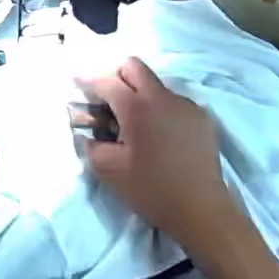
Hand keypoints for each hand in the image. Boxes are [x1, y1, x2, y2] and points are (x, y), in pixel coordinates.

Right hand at [81, 58, 243, 256]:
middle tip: (106, 101)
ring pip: (155, 85)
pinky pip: (173, 102)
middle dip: (116, 77)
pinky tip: (158, 136)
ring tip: (134, 126)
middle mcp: (163, 97)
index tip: (76, 83)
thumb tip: (86, 131)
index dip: (88, 81)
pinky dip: (159, 110)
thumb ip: (90, 144)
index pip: (107, 82)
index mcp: (137, 107)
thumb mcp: (109, 170)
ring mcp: (186, 106)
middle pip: (134, 67)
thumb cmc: (151, 189)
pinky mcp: (201, 118)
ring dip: (139, 96)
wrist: (202, 210)